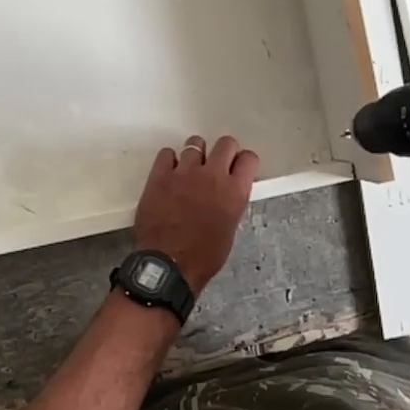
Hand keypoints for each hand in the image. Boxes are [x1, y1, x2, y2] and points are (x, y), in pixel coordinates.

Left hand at [132, 135, 258, 293]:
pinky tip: (171, 172)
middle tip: (217, 164)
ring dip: (196, 153)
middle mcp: (212, 176)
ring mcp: (184, 173)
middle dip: (224, 152)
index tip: (239, 166)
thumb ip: (231, 203)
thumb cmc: (202, 256)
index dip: (244, 162)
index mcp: (235, 191)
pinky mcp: (160, 176)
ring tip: (192, 167)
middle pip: (225, 143)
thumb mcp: (229, 229)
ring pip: (195, 143)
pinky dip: (170, 160)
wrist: (169, 265)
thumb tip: (226, 195)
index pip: (248, 159)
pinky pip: (167, 153)